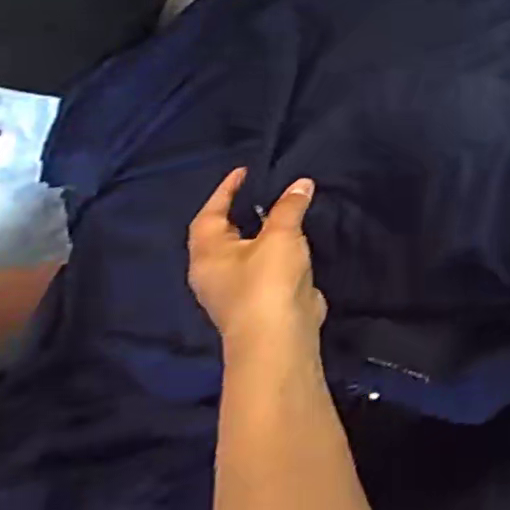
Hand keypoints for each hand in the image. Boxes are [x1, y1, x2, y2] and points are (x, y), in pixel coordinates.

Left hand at [188, 168, 327, 346]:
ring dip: (260, 231)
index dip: (224, 191)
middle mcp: (214, 272)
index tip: (243, 171)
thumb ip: (290, 206)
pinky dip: (276, 249)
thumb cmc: (267, 281)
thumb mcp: (280, 235)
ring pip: (244, 251)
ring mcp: (236, 289)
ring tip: (282, 209)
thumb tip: (301, 183)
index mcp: (208, 255)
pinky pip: (264, 265)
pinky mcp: (259, 300)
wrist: (278, 337)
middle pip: (222, 235)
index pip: (208, 215)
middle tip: (263, 188)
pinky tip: (294, 241)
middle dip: (239, 211)